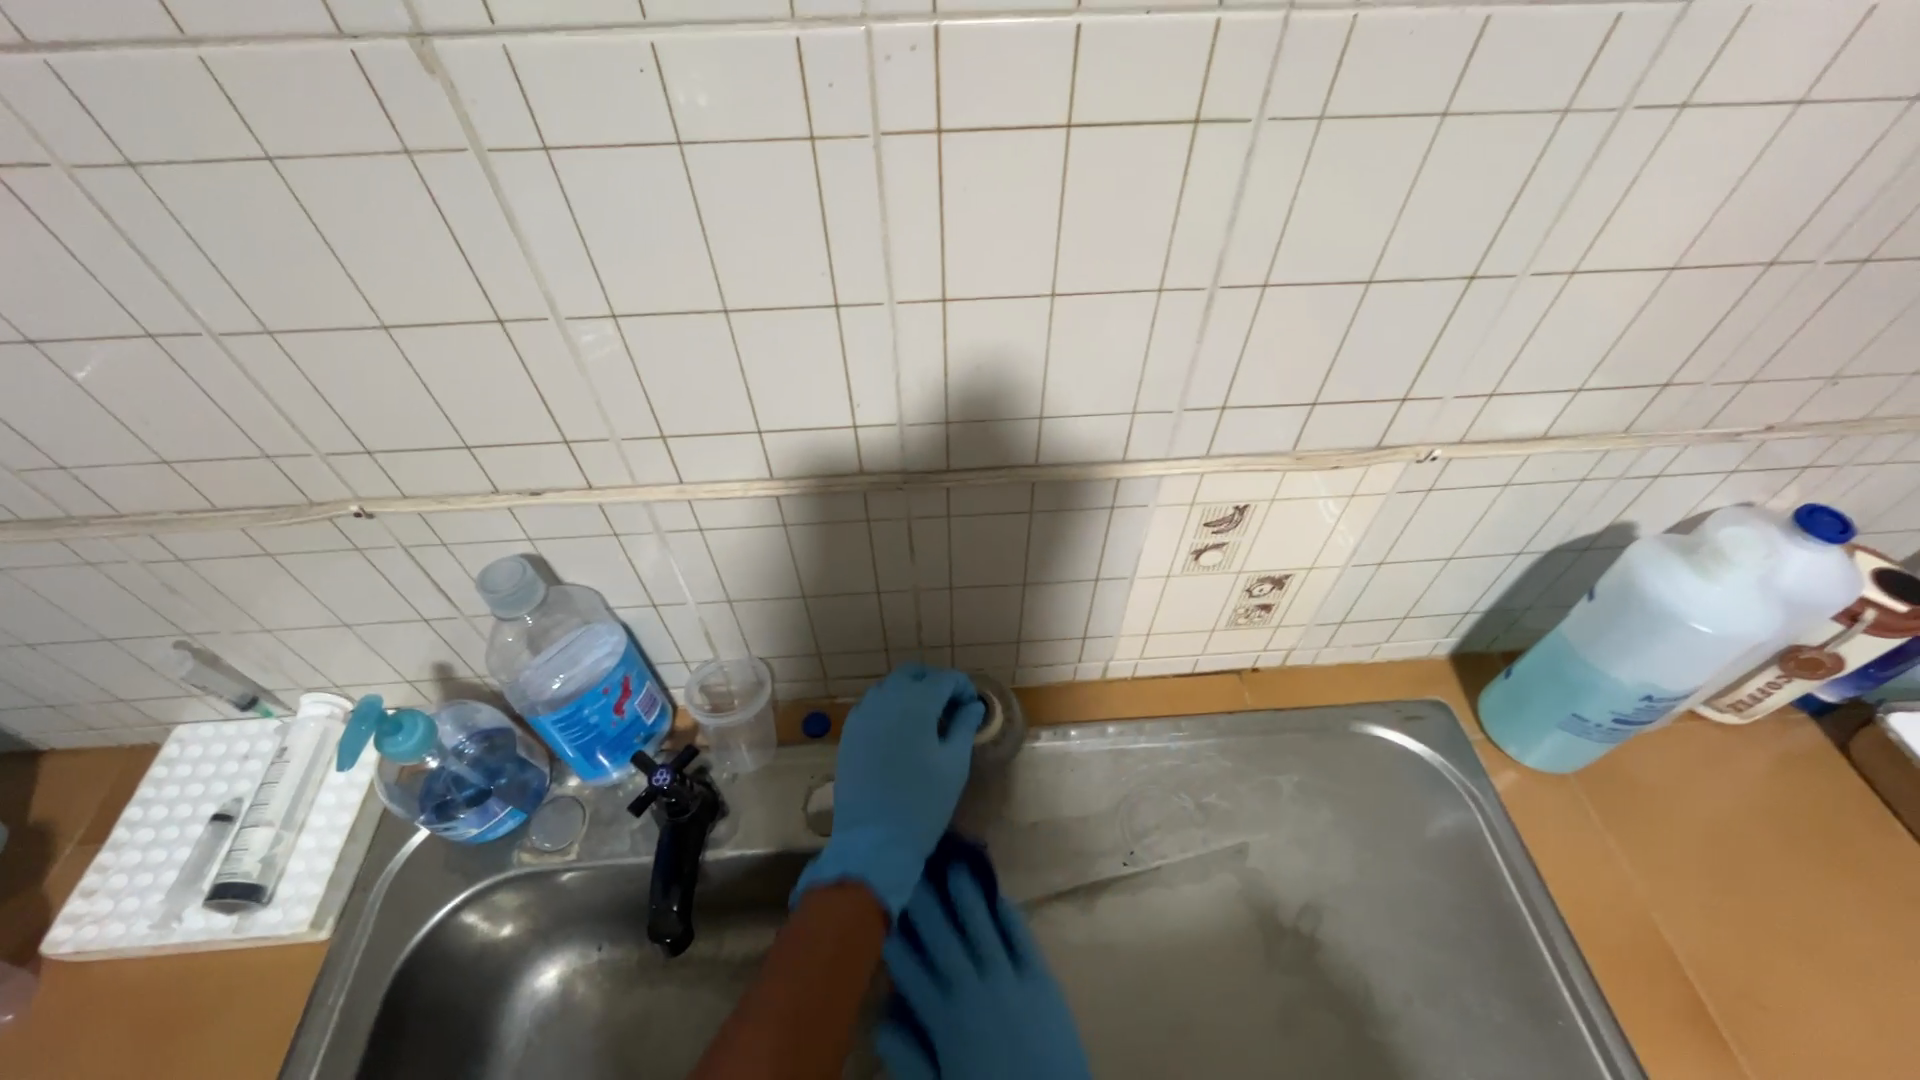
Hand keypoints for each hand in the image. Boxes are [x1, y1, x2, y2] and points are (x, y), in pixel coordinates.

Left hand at [792, 664, 984, 914]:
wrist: (874, 840)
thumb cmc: (923, 803)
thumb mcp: (954, 765)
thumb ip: (964, 727)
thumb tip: (972, 706)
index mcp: (916, 703)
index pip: (945, 678)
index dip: (963, 688)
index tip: (972, 708)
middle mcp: (886, 698)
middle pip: (913, 673)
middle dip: (935, 683)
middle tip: (950, 710)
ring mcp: (862, 714)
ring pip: (890, 687)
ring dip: (911, 694)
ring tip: (926, 723)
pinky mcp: (849, 732)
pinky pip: (873, 706)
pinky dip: (890, 708)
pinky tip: (901, 735)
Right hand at [876, 857, 1090, 1079]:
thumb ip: (907, 1057)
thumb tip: (878, 1019)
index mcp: (943, 1021)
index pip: (909, 970)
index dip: (893, 938)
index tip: (881, 906)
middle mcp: (972, 991)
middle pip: (942, 939)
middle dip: (923, 903)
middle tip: (908, 865)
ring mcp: (1010, 981)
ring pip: (981, 928)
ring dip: (966, 896)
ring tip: (953, 863)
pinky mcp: (1042, 981)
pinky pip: (1022, 939)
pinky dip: (1008, 914)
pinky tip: (998, 893)